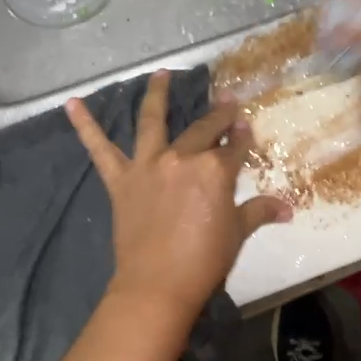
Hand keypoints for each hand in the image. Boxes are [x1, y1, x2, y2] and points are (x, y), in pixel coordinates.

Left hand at [66, 71, 291, 316]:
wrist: (158, 285)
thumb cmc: (205, 261)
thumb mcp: (237, 233)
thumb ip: (259, 212)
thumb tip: (288, 208)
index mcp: (214, 170)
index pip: (233, 147)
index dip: (241, 136)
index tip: (245, 124)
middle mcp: (182, 158)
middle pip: (203, 130)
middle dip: (218, 115)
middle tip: (225, 101)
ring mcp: (149, 166)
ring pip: (152, 122)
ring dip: (156, 95)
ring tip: (160, 74)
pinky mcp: (121, 180)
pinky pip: (100, 150)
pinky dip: (85, 126)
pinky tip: (71, 104)